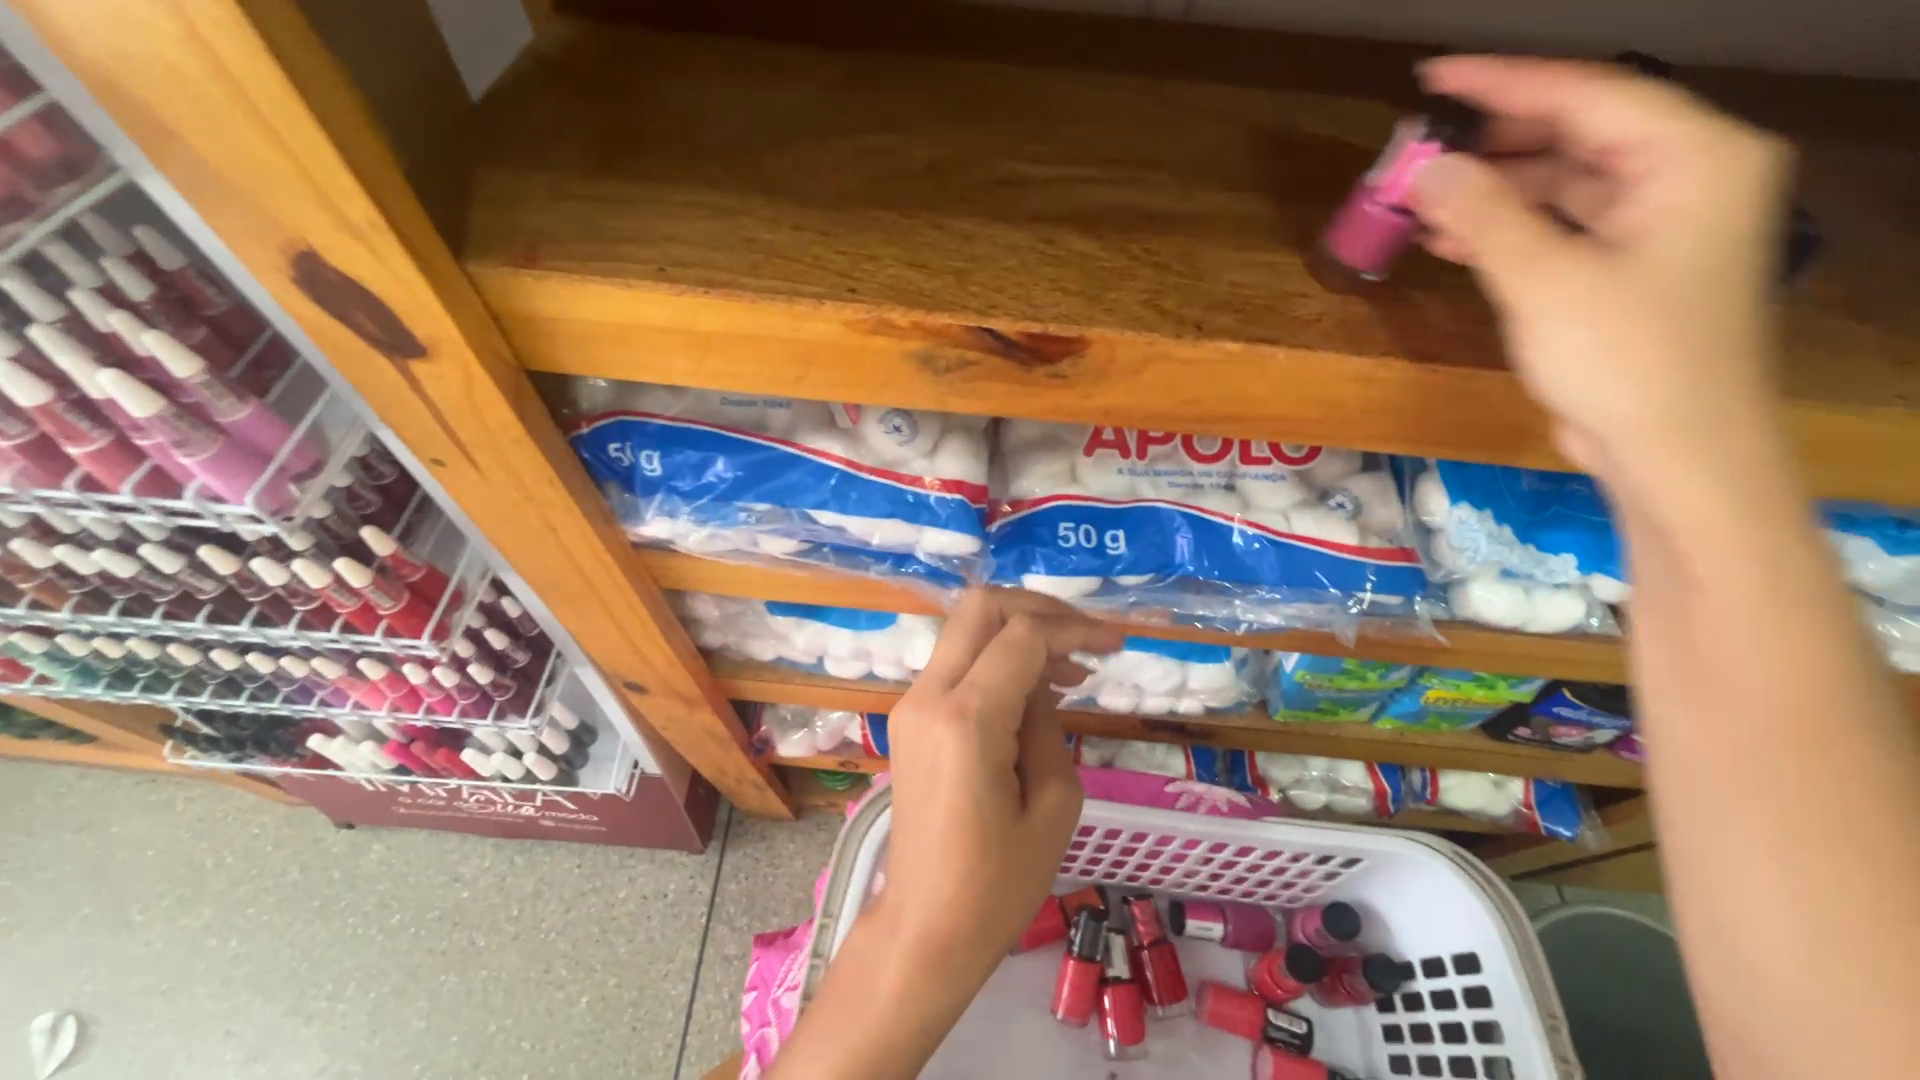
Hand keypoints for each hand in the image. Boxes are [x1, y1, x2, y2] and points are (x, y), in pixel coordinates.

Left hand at [878, 588, 1124, 970]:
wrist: (927, 926)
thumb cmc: (998, 883)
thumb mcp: (1054, 804)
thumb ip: (1048, 724)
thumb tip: (1040, 682)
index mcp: (966, 719)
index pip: (1022, 636)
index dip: (1075, 628)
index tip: (1117, 644)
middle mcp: (928, 697)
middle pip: (980, 607)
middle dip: (1040, 610)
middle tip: (1087, 639)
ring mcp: (910, 706)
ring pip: (964, 630)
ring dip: (1018, 634)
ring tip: (1070, 672)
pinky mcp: (909, 721)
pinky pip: (955, 665)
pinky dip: (996, 660)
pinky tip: (1035, 691)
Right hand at [1409, 57, 1793, 475]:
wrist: (1677, 454)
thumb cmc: (1624, 360)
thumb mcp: (1543, 281)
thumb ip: (1483, 215)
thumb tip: (1425, 169)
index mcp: (1693, 157)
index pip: (1587, 92)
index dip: (1502, 84)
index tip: (1431, 79)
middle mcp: (1689, 175)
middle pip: (1579, 132)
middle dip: (1493, 144)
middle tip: (1419, 153)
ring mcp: (1664, 223)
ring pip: (1567, 181)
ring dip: (1494, 192)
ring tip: (1421, 203)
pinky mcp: (1637, 266)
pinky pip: (1567, 225)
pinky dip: (1512, 228)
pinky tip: (1454, 240)